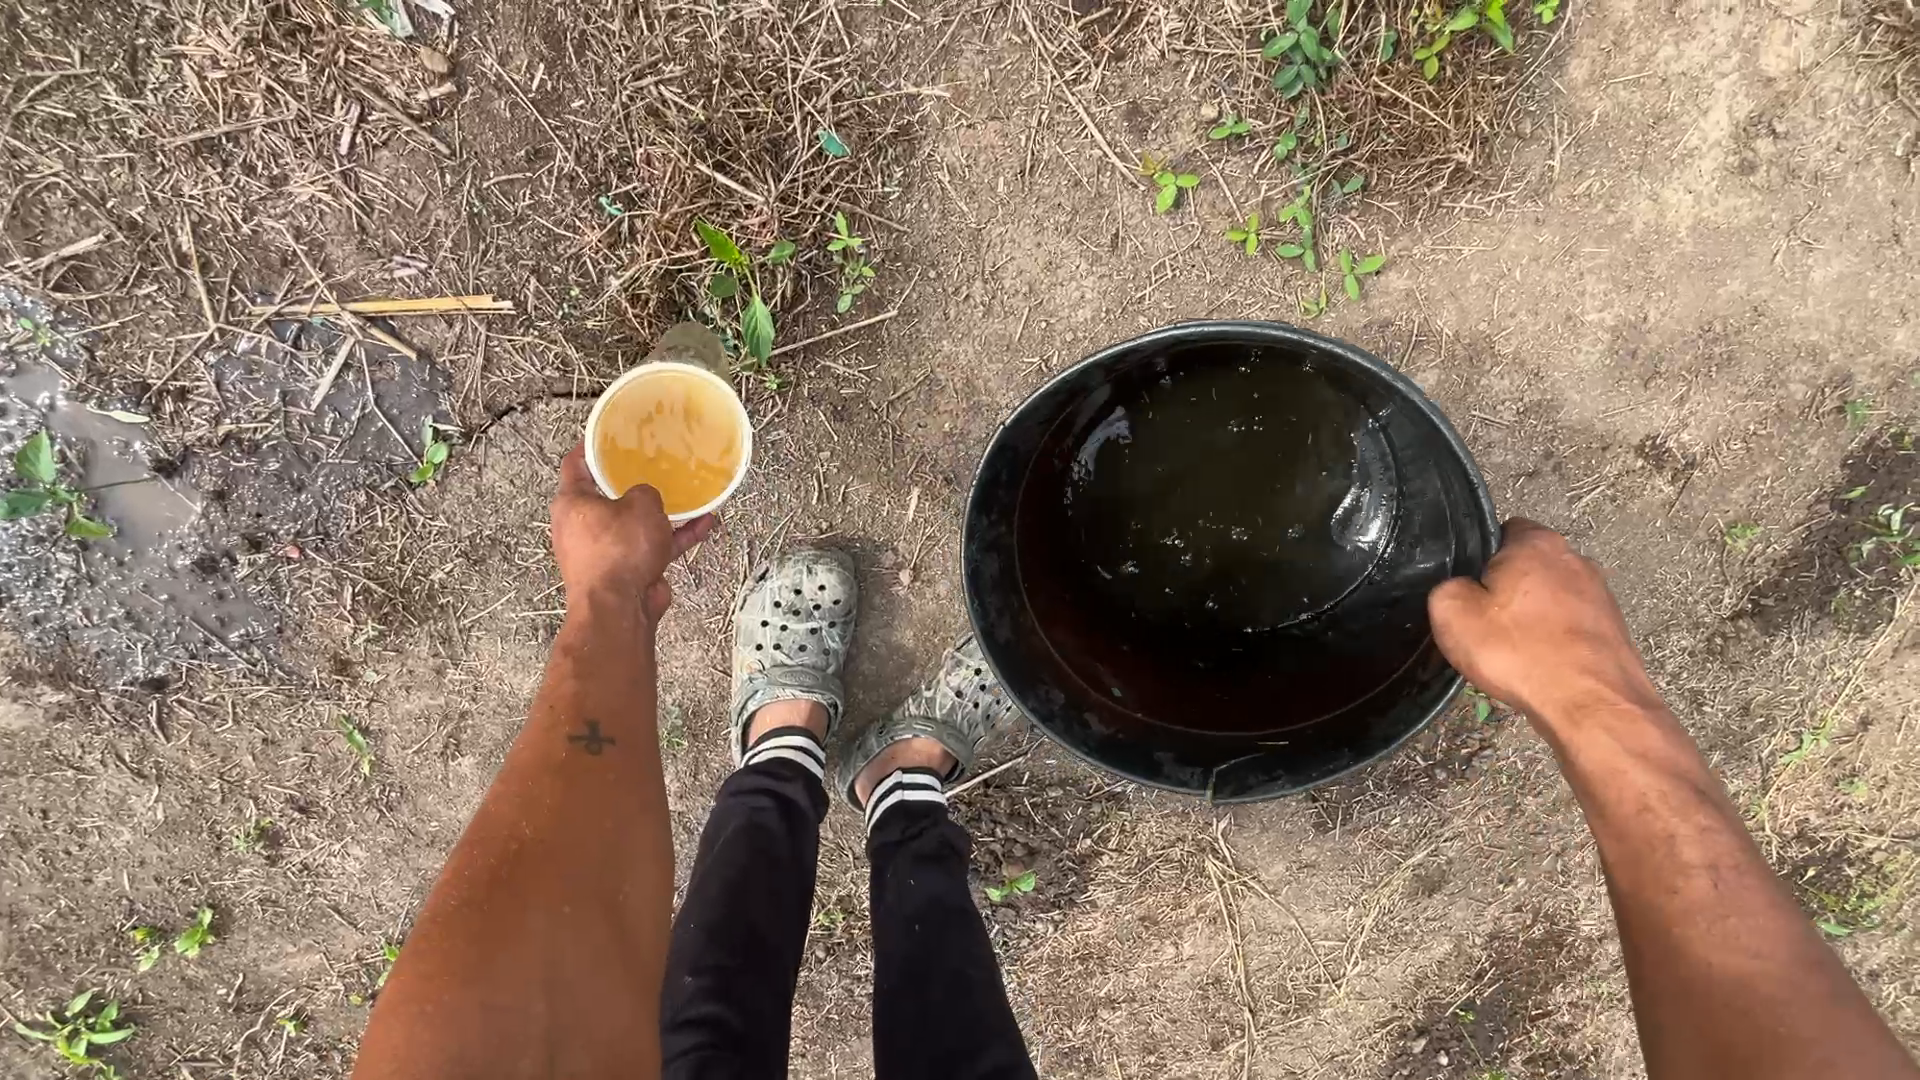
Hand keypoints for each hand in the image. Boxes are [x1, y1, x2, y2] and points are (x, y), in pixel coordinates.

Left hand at [550, 444, 715, 621]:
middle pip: (609, 497)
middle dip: (634, 485)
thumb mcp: (640, 504)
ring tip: (688, 499)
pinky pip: (654, 546)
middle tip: (652, 467)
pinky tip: (702, 525)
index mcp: (573, 503)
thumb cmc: (616, 555)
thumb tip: (649, 496)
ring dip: (663, 514)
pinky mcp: (627, 569)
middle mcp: (583, 527)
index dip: (592, 448)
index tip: (606, 437)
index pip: (576, 465)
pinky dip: (676, 537)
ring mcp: (605, 550)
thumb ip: (647, 492)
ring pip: (637, 524)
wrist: (620, 607)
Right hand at [1428, 518, 1663, 727]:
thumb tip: (1460, 587)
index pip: (1500, 529)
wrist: (1591, 704)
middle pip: (1525, 564)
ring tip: (1507, 645)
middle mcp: (1575, 559)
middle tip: (1480, 618)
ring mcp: (1599, 594)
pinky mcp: (1611, 628)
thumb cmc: (1518, 650)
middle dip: (1503, 585)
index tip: (1464, 584)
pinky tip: (1533, 660)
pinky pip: (1565, 623)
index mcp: (1536, 543)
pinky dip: (1548, 636)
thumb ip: (1446, 585)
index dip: (1476, 554)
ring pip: (1546, 595)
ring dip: (1527, 613)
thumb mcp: (1450, 610)